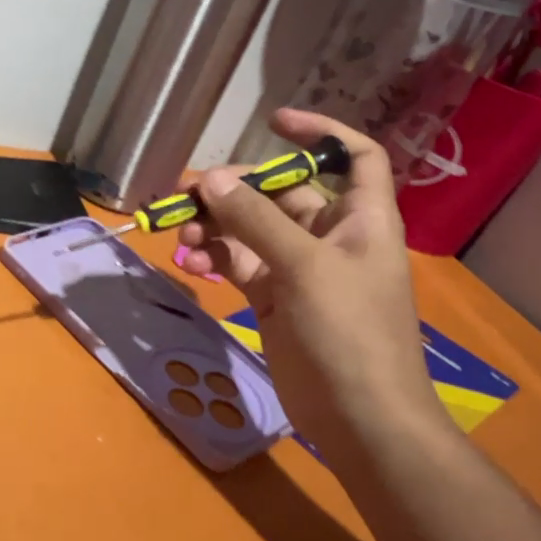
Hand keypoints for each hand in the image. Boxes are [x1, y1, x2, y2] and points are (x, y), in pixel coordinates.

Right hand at [176, 109, 447, 458]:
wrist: (359, 417)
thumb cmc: (350, 332)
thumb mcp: (305, 267)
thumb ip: (256, 221)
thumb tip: (213, 179)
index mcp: (360, 219)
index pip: (353, 157)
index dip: (320, 133)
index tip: (272, 122)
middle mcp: (329, 237)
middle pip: (279, 194)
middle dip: (235, 190)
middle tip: (187, 193)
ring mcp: (298, 270)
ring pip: (249, 230)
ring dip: (214, 226)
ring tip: (180, 234)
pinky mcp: (272, 299)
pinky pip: (236, 263)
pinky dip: (212, 258)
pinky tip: (187, 262)